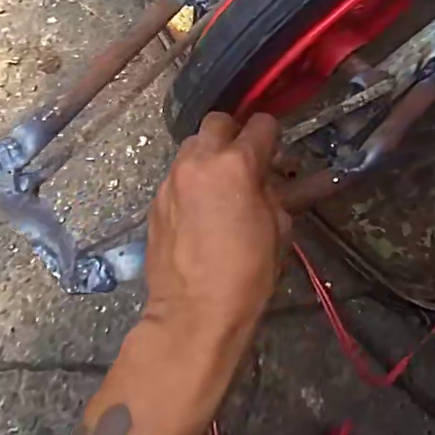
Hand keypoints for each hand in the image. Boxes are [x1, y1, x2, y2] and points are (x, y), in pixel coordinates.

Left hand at [142, 111, 289, 350]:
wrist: (193, 312)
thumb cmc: (247, 274)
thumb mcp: (278, 228)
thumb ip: (272, 189)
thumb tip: (266, 176)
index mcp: (237, 164)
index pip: (261, 124)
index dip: (271, 135)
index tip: (274, 149)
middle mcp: (200, 160)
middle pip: (218, 121)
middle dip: (234, 134)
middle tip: (244, 160)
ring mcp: (173, 178)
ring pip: (192, 145)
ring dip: (209, 155)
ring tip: (220, 184)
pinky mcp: (156, 198)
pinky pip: (177, 173)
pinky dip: (191, 179)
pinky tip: (200, 208)